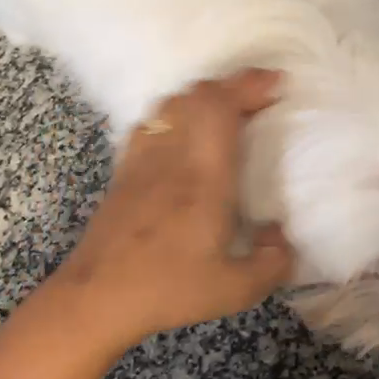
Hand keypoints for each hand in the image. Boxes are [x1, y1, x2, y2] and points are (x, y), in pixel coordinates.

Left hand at [47, 69, 295, 348]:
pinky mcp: (123, 170)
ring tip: (224, 115)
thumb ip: (273, 262)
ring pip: (170, 103)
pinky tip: (181, 139)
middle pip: (196, 94)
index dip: (249, 85)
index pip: (221, 106)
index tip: (277, 84)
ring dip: (201, 99)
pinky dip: (173, 116)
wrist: (97, 294)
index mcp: (204, 176)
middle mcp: (171, 156)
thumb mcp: (235, 290)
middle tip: (257, 100)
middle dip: (231, 87)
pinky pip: (149, 124)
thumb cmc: (168, 289)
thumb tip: (280, 234)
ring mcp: (142, 159)